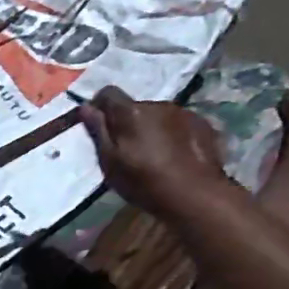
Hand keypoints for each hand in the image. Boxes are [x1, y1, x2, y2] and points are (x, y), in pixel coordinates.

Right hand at [78, 85, 230, 218]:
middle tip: (126, 149)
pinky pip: (178, 124)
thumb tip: (85, 108)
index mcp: (131, 112)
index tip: (97, 125)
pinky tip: (173, 156)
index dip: (99, 106)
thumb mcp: (109, 161)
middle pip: (134, 106)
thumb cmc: (143, 181)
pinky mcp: (203, 125)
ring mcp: (184, 113)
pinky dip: (172, 134)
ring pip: (157, 115)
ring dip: (151, 128)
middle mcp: (158, 105)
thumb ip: (98, 131)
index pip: (108, 93)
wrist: (195, 195)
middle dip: (127, 122)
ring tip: (152, 154)